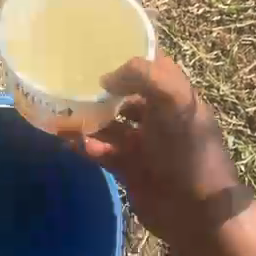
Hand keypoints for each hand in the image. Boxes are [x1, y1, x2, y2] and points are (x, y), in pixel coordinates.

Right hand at [76, 57, 249, 238]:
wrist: (196, 212)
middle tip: (65, 76)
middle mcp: (156, 115)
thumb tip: (105, 78)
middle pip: (121, 92)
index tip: (94, 43)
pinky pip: (99, 149)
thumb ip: (142, 77)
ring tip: (59, 108)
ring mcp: (141, 142)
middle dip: (97, 86)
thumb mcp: (174, 101)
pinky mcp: (127, 167)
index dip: (125, 51)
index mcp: (173, 96)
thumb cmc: (189, 151)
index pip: (149, 63)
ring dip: (85, 116)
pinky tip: (66, 139)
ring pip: (106, 122)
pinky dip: (83, 144)